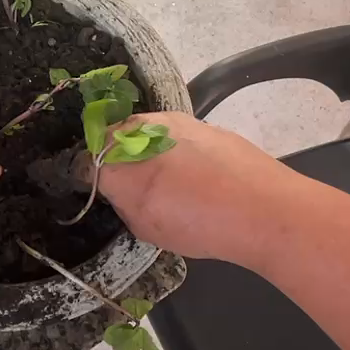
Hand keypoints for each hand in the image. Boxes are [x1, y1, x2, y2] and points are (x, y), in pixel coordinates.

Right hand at [95, 112, 307, 269]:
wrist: (264, 208)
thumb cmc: (200, 225)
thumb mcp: (145, 227)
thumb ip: (123, 202)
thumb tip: (119, 190)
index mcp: (118, 161)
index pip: (84, 163)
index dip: (86, 177)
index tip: (96, 190)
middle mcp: (138, 131)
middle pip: (110, 138)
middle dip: (113, 158)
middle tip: (131, 186)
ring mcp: (172, 122)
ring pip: (142, 131)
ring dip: (143, 149)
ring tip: (166, 181)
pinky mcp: (201, 123)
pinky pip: (174, 133)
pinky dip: (174, 149)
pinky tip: (195, 175)